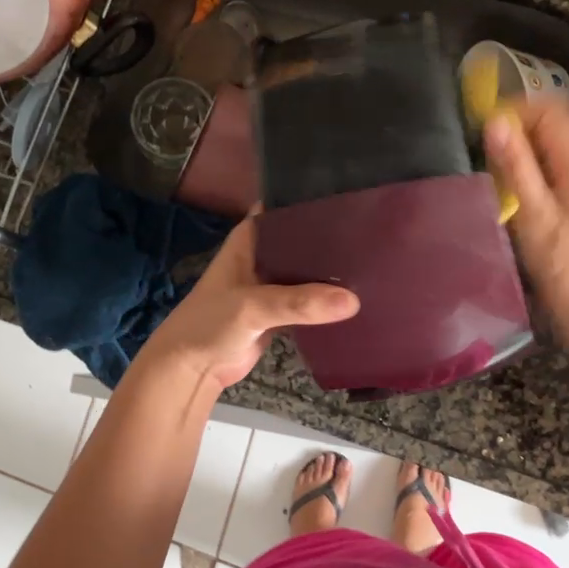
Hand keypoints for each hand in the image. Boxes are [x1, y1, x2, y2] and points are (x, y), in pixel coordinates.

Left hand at [143, 215, 359, 388]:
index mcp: (250, 238)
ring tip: (376, 264)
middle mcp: (263, 254)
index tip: (354, 200)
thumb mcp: (252, 307)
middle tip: (374, 236)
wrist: (192, 368)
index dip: (314, 204)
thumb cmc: (211, 323)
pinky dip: (327, 300)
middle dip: (332, 240)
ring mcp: (272, 283)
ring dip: (332, 273)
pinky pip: (309, 300)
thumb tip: (352, 301)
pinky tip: (359, 296)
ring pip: (308, 271)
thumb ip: (298, 303)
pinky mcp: (280, 311)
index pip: (285, 209)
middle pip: (303, 240)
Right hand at [484, 96, 568, 322]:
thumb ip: (515, 165)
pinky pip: (547, 163)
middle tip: (483, 143)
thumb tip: (494, 122)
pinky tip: (506, 183)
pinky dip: (525, 164)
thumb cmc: (563, 262)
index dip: (517, 109)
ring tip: (491, 164)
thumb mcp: (534, 212)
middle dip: (515, 125)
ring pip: (547, 143)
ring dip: (518, 146)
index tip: (484, 123)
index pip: (552, 111)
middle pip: (551, 123)